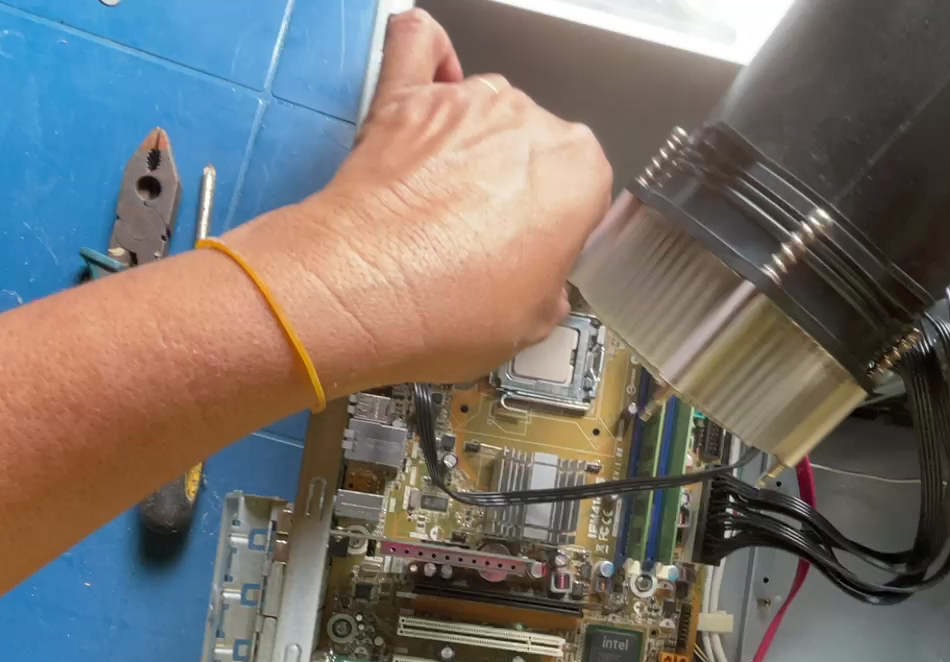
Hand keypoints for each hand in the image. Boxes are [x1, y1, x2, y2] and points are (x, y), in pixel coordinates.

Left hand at [234, 10, 610, 388]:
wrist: (366, 295)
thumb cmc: (452, 310)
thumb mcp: (533, 325)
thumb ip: (551, 287)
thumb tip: (539, 284)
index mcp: (579, 172)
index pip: (583, 192)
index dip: (556, 230)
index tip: (534, 258)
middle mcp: (530, 121)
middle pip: (534, 149)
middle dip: (516, 190)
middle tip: (484, 243)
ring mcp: (465, 101)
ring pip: (484, 114)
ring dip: (473, 150)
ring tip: (441, 206)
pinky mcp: (404, 96)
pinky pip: (420, 48)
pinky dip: (428, 63)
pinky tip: (428, 92)